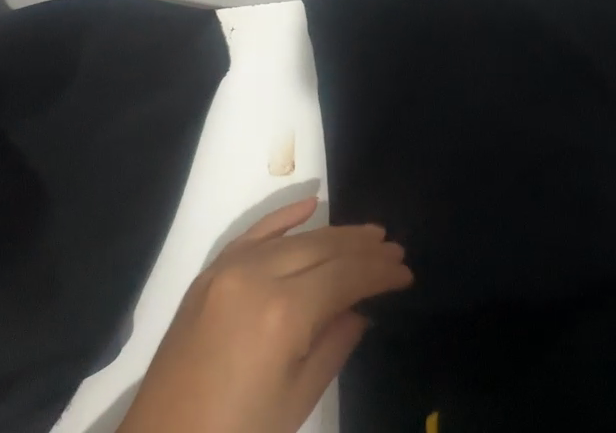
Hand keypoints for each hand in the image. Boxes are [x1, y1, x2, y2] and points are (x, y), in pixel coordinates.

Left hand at [118, 197, 412, 432]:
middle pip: (323, 248)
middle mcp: (257, 276)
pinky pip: (253, 234)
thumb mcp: (298, 397)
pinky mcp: (209, 274)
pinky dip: (284, 217)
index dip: (379, 272)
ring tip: (368, 235)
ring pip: (293, 238)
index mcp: (283, 313)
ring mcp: (228, 270)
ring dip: (334, 234)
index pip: (345, 276)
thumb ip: (335, 343)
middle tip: (394, 249)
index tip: (406, 273)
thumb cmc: (238, 430)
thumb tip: (360, 307)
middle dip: (362, 249)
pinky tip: (312, 206)